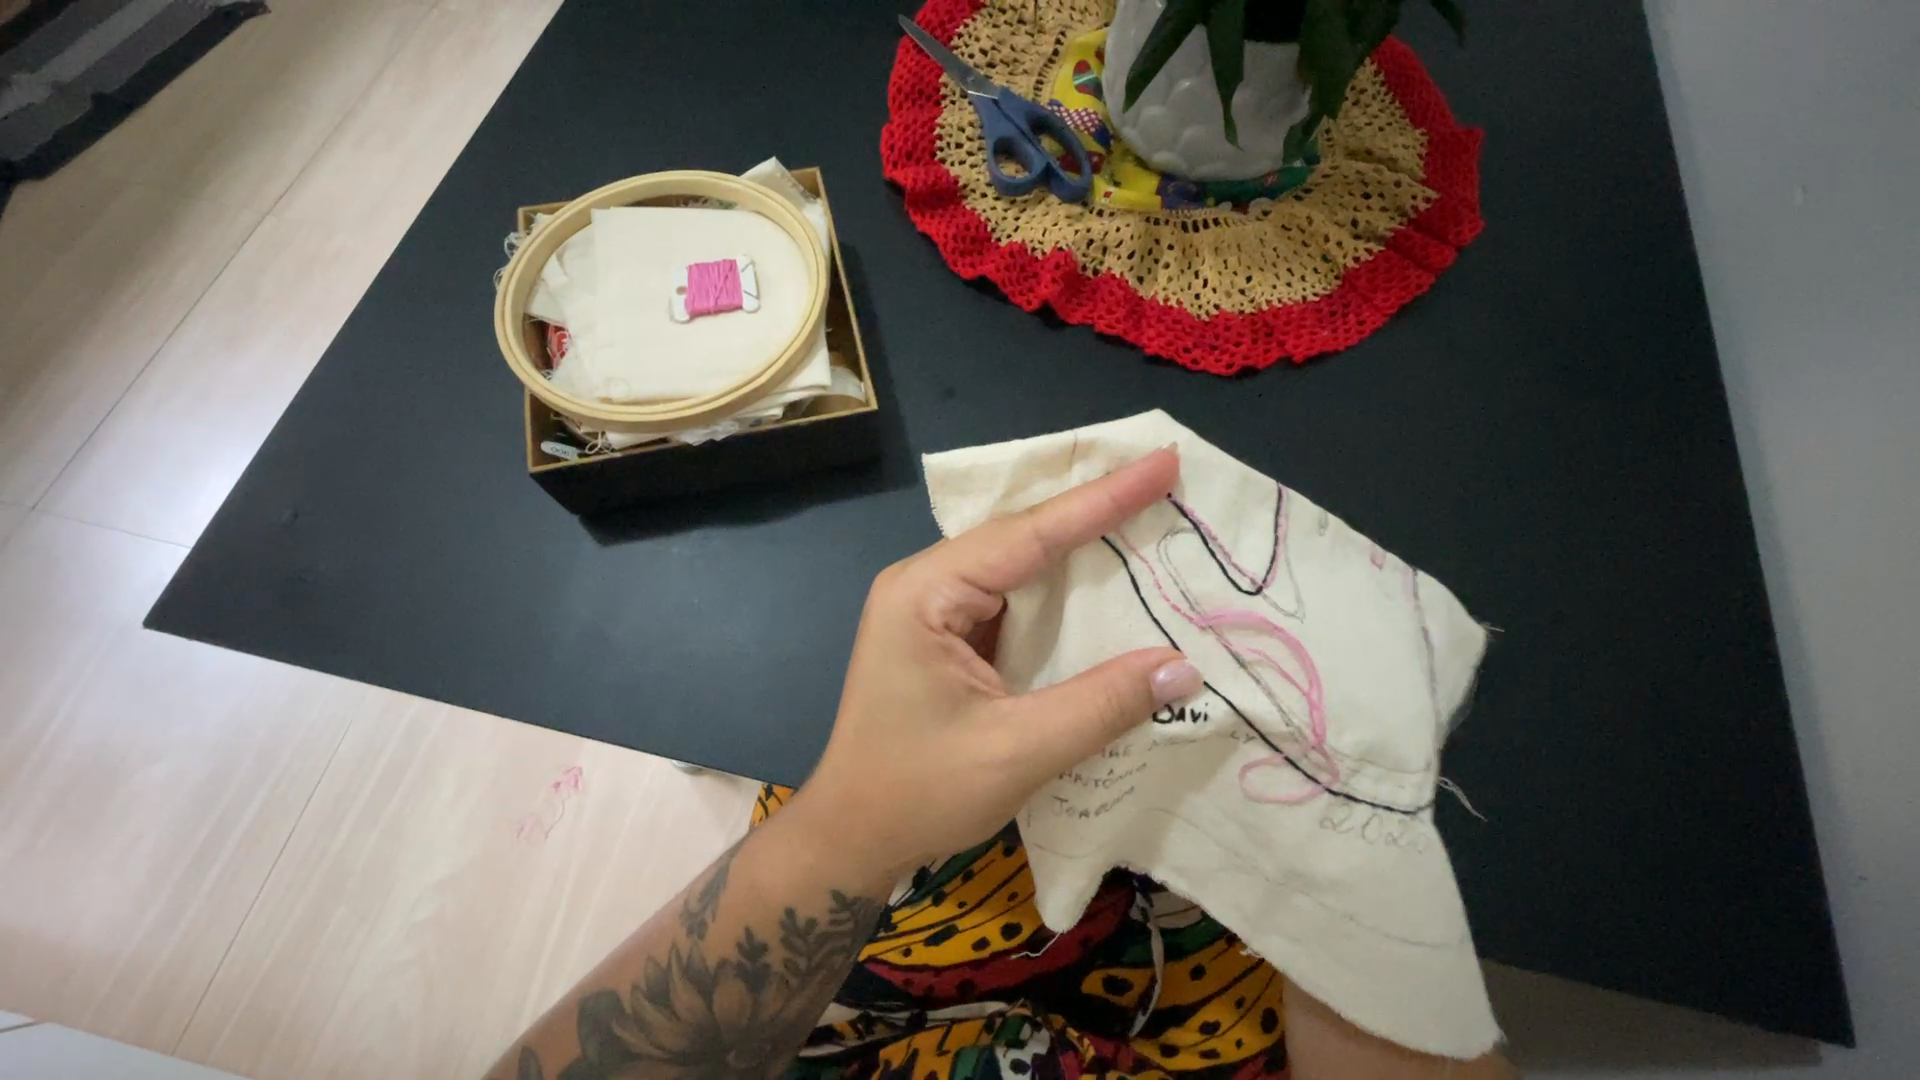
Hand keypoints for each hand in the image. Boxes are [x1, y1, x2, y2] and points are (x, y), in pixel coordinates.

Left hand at [789, 448, 1202, 877]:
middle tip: (1166, 483)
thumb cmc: (918, 793)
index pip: (1029, 534)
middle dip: (1094, 512)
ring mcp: (933, 610)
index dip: (1103, 499)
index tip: (1162, 462)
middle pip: (1022, 536)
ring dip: (1081, 552)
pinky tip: (1107, 590)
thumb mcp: (1017, 751)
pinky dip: (1061, 596)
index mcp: (926, 593)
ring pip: (1019, 566)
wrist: (853, 838)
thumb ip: (1102, 704)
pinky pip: (1013, 601)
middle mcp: (925, 585)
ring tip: (1150, 523)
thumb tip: (1184, 666)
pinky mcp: (947, 637)